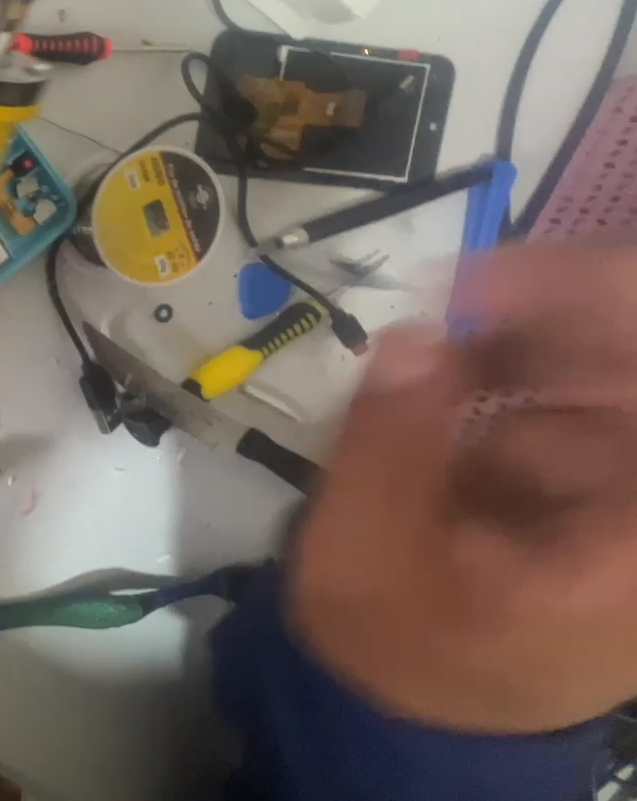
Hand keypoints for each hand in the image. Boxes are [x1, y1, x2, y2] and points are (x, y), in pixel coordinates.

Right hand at [290, 246, 636, 733]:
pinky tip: (439, 388)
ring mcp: (625, 502)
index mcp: (630, 548)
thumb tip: (414, 334)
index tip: (484, 280)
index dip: (596, 314)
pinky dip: (505, 381)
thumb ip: (390, 440)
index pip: (634, 407)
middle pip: (623, 381)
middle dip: (552, 320)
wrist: (407, 696)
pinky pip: (571, 409)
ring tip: (425, 351)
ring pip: (603, 386)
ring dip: (518, 349)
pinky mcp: (598, 492)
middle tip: (442, 298)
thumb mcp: (367, 542)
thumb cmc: (389, 632)